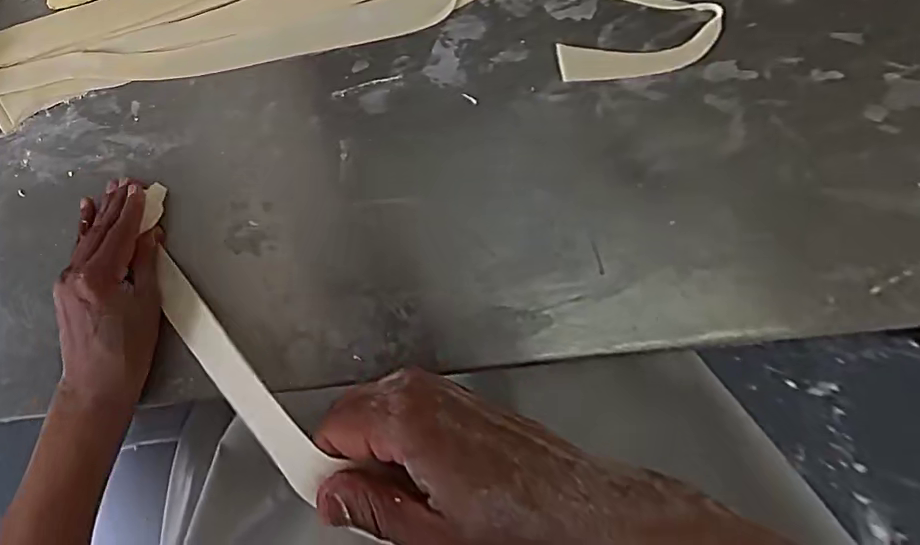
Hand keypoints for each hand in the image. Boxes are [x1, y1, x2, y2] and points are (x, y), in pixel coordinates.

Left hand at [52, 179, 162, 410]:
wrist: (94, 391)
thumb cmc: (127, 356)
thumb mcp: (147, 305)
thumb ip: (146, 263)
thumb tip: (150, 233)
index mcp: (98, 277)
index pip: (120, 233)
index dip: (133, 210)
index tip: (142, 190)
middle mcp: (77, 273)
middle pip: (102, 230)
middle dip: (118, 205)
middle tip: (130, 183)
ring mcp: (66, 280)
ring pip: (89, 237)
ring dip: (103, 212)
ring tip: (112, 189)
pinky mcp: (64, 288)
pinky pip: (78, 250)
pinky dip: (85, 229)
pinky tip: (87, 210)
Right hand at [313, 368, 792, 544]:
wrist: (599, 518)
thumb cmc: (526, 529)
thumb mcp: (435, 540)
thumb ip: (373, 510)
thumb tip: (333, 496)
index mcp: (403, 416)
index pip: (329, 425)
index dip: (320, 462)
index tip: (320, 488)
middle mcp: (417, 390)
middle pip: (352, 413)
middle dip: (355, 457)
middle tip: (382, 508)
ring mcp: (441, 389)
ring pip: (380, 412)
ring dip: (384, 451)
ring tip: (423, 498)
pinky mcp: (460, 396)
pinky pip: (411, 410)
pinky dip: (411, 441)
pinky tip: (443, 481)